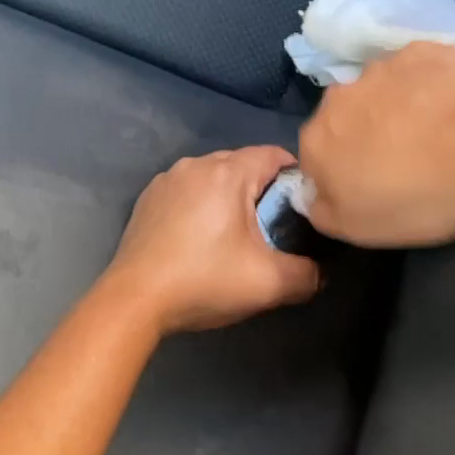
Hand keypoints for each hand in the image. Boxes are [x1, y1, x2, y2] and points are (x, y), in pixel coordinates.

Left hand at [98, 146, 321, 333]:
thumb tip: (320, 271)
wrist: (135, 300)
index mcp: (226, 173)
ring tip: (237, 237)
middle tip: (274, 229)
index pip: (274, 155)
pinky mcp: (147, 199)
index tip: (303, 209)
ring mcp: (165, 180)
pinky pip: (187, 192)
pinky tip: (200, 240)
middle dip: (262, 191)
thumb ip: (307, 273)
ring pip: (212, 178)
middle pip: (242, 165)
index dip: (296, 178)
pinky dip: (200, 207)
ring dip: (229, 199)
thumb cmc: (203, 282)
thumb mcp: (268, 283)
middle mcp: (194, 165)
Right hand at [299, 43, 454, 246]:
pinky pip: (414, 71)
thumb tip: (316, 199)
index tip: (369, 190)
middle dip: (362, 138)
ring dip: (394, 110)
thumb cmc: (417, 195)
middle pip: (343, 123)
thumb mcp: (362, 230)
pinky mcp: (418, 51)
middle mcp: (335, 100)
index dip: (340, 177)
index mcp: (315, 143)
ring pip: (377, 94)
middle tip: (402, 162)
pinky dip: (425, 86)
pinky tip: (450, 106)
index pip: (315, 162)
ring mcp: (378, 70)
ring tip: (433, 134)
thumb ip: (326, 213)